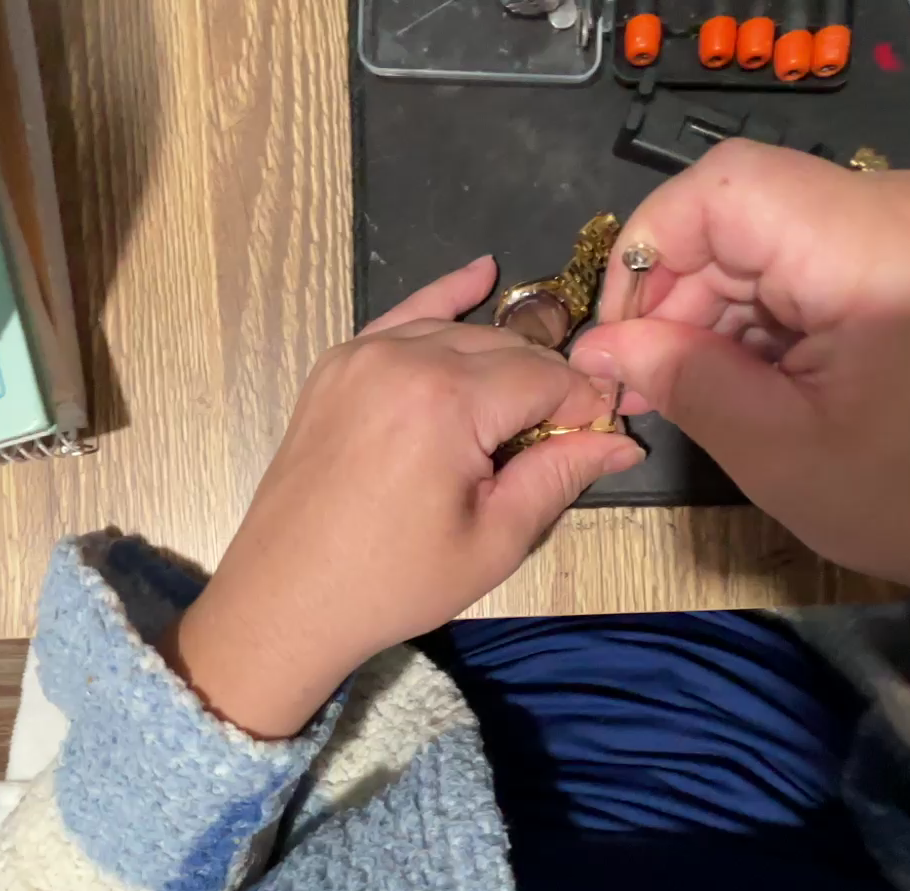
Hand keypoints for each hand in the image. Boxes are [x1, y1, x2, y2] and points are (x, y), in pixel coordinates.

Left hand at [160, 257, 643, 738]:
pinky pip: (404, 316)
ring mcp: (363, 353)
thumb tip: (623, 441)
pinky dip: (445, 299)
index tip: (605, 432)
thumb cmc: (393, 583)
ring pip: (461, 332)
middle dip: (547, 385)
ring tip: (523, 406)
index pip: (547, 376)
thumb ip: (560, 476)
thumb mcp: (492, 542)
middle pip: (508, 348)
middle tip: (564, 434)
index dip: (586, 403)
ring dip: (503, 361)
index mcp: (447, 401)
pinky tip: (481, 274)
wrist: (286, 598)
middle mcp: (404, 357)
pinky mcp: (338, 364)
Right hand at [571, 141, 909, 730]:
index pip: (723, 187)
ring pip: (781, 235)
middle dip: (682, 297)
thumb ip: (680, 379)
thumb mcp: (777, 452)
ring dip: (725, 311)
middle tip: (651, 383)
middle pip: (750, 213)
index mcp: (882, 244)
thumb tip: (596, 343)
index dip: (647, 248)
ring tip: (706, 392)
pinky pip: (824, 255)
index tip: (620, 336)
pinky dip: (775, 312)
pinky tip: (764, 376)